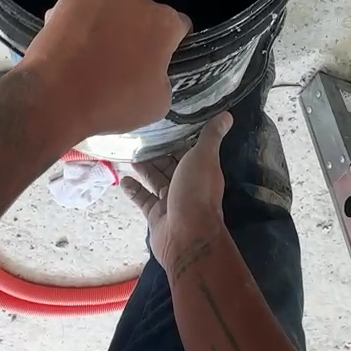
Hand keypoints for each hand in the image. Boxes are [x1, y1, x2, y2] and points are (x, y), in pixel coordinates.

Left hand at [22, 0, 189, 139]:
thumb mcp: (158, 103)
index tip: (158, 61)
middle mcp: (138, 0)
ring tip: (91, 55)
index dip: (171, 44)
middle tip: (121, 62)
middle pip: (145, 14)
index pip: (179, 26)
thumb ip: (164, 77)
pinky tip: (72, 46)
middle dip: (138, 32)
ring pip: (114, 8)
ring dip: (109, 25)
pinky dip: (81, 21)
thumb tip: (154, 70)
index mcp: (164, 23)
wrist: (55, 97)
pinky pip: (85, 7)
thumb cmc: (112, 103)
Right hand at [123, 112, 230, 274]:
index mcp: (200, 168)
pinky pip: (143, 199)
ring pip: (155, 179)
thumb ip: (211, 136)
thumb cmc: (196, 192)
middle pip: (168, 163)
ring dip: (144, 168)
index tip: (160, 122)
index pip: (186, 148)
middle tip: (137, 136)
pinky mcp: (156, 215)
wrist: (186, 236)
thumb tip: (228, 115)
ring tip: (128, 153)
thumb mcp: (204, 157)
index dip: (175, 137)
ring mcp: (170, 201)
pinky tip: (123, 180)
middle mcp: (186, 183)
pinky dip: (134, 190)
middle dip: (156, 152)